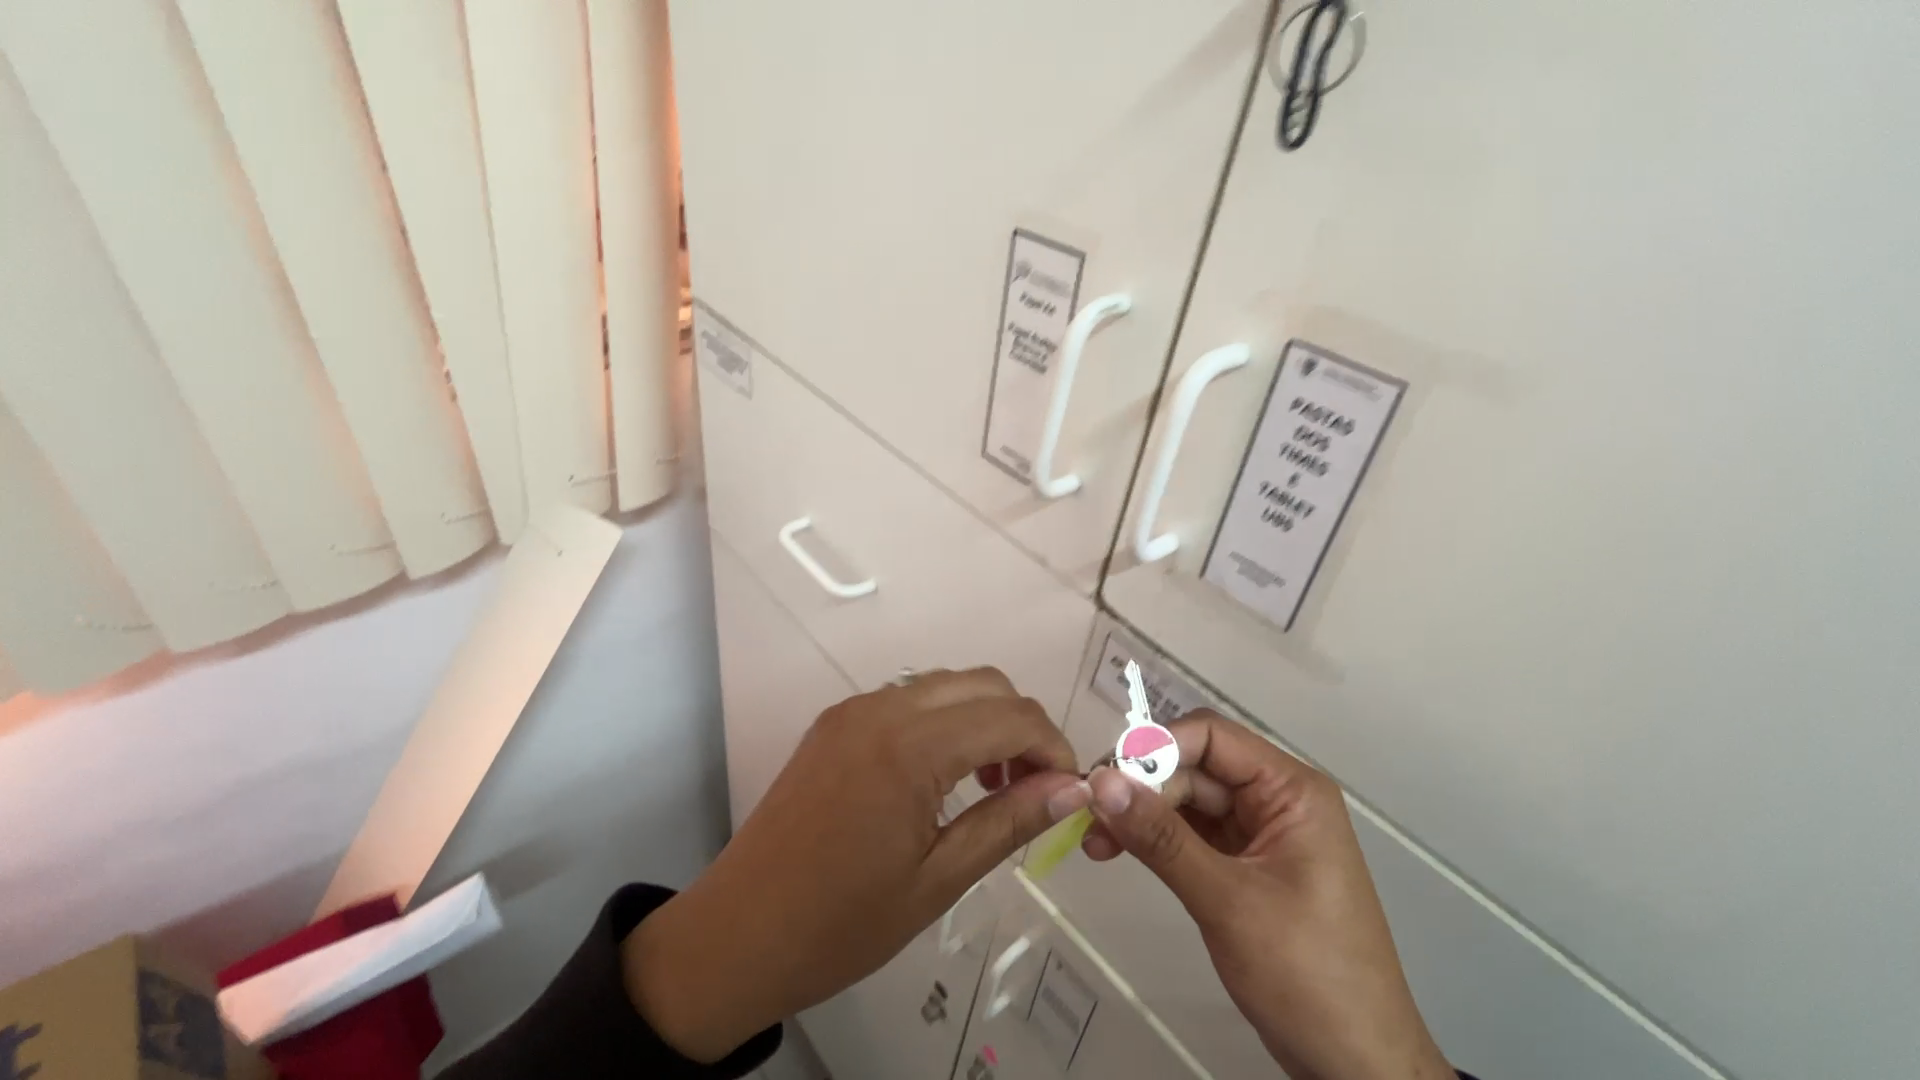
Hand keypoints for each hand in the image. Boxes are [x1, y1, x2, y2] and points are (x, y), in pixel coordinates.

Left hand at [623, 668, 1089, 1061]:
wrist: (738, 935)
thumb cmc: (842, 923)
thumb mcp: (939, 879)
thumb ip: (1009, 822)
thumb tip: (1073, 790)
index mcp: (910, 747)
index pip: (1011, 717)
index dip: (1053, 748)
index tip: (1067, 792)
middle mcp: (881, 709)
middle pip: (983, 683)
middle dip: (1021, 727)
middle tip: (1031, 789)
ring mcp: (852, 711)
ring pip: (945, 685)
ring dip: (983, 720)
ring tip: (990, 787)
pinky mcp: (834, 724)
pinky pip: (908, 701)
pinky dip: (943, 723)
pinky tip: (942, 778)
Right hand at [1082, 711, 1453, 1079]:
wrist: (1357, 1063)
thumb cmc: (1306, 974)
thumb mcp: (1227, 901)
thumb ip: (1162, 838)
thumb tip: (1100, 783)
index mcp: (1291, 790)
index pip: (1211, 737)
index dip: (1154, 748)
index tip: (1102, 779)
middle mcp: (1277, 800)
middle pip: (1194, 768)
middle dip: (1141, 788)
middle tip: (1087, 820)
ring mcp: (1262, 835)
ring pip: (1188, 802)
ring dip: (1143, 816)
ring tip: (1095, 843)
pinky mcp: (1247, 868)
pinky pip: (1194, 836)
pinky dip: (1157, 841)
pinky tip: (1120, 852)